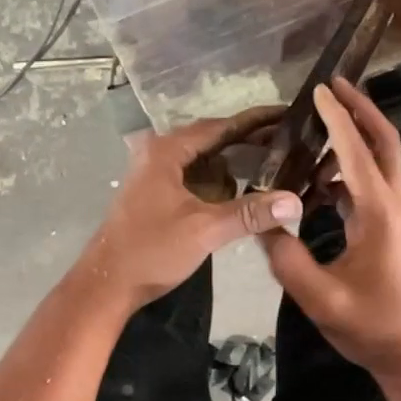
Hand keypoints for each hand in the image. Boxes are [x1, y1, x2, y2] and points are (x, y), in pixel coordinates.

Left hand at [75, 107, 303, 311]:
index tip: (286, 114)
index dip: (256, 121)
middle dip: (249, 139)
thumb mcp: (204, 230)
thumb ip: (250, 213)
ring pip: (204, 157)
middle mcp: (159, 152)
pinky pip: (196, 173)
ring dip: (235, 159)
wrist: (106, 286)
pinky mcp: (157, 191)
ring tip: (273, 159)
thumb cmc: (151, 251)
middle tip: (288, 139)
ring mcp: (155, 172)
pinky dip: (220, 176)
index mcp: (167, 150)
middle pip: (213, 138)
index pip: (220, 126)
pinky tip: (243, 185)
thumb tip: (295, 201)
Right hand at [257, 79, 400, 377]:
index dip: (335, 118)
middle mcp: (395, 202)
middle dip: (360, 109)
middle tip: (333, 85)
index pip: (355, 151)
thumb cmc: (372, 327)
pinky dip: (350, 166)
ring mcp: (398, 213)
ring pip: (381, 158)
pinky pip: (373, 181)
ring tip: (315, 128)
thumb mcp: (320, 298)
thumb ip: (286, 257)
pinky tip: (318, 179)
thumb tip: (263, 220)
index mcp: (380, 212)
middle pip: (384, 140)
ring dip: (354, 136)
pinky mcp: (393, 225)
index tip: (317, 90)